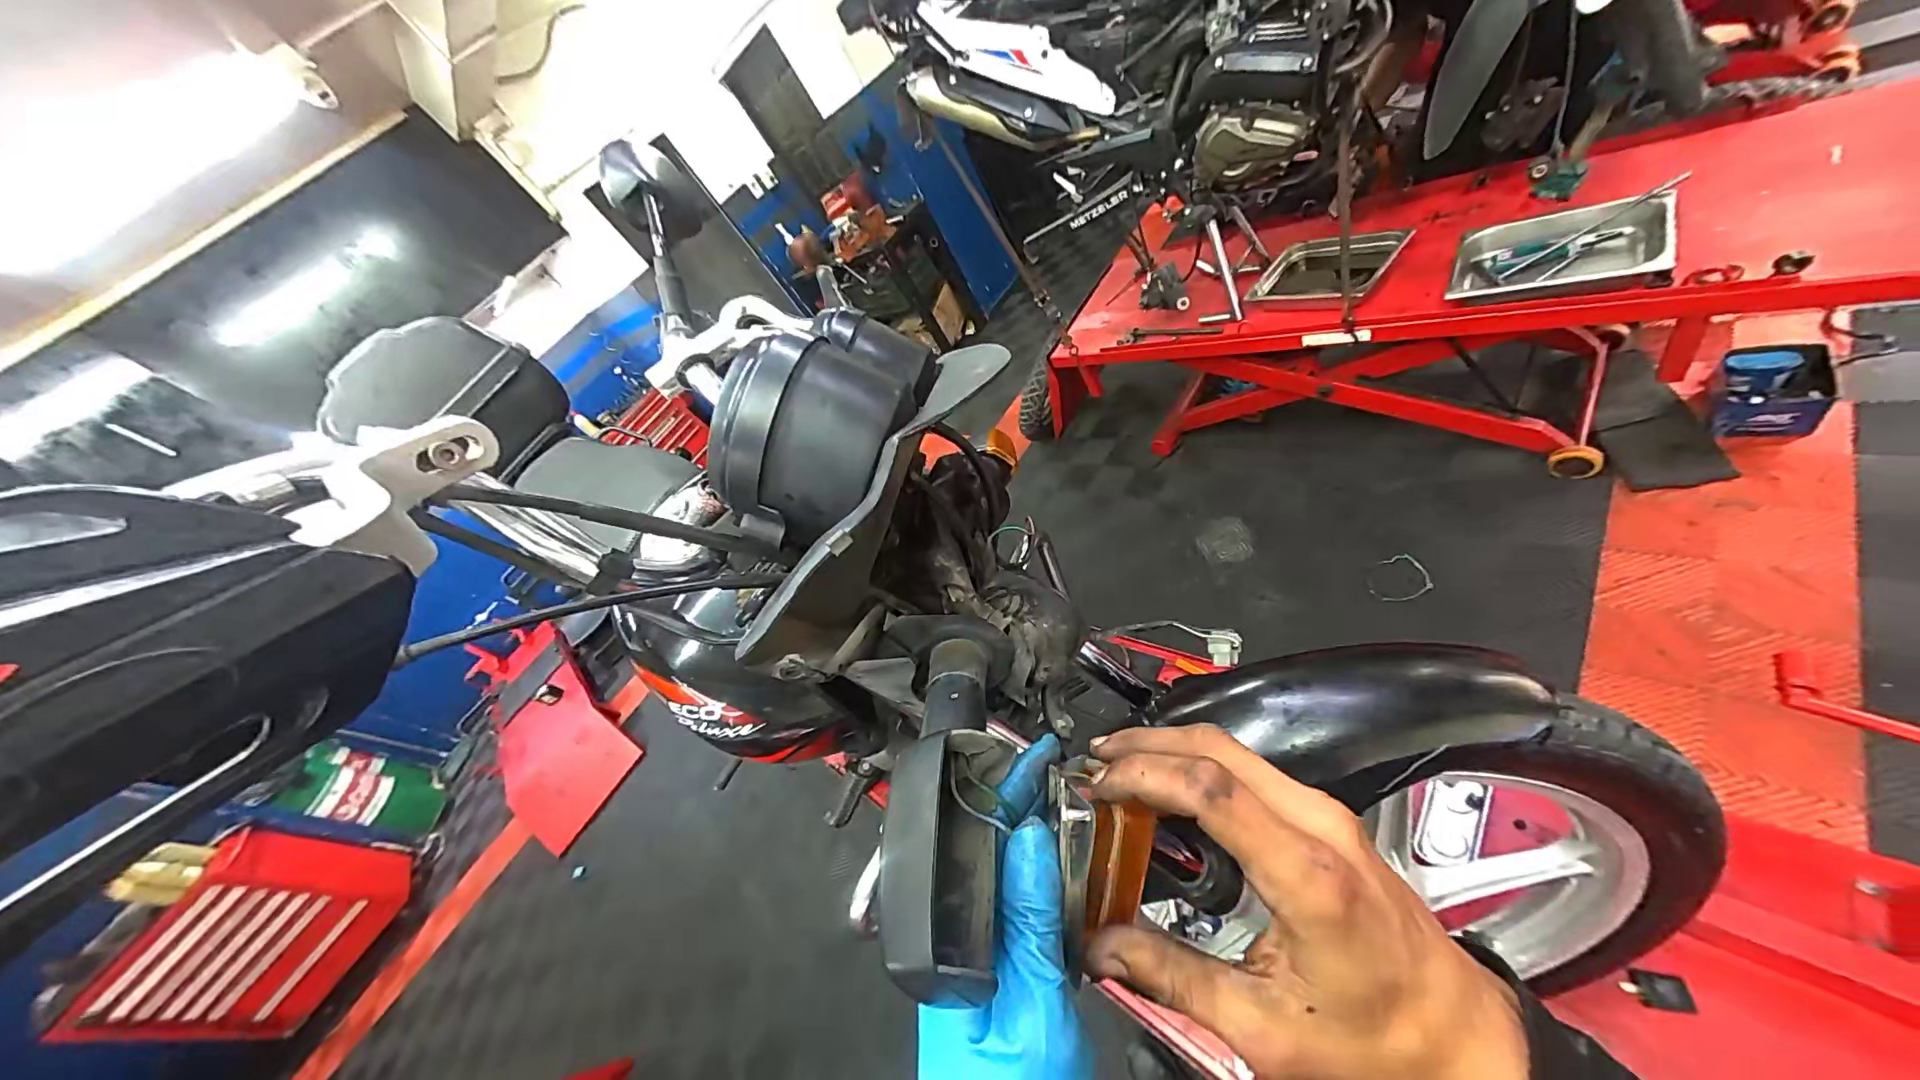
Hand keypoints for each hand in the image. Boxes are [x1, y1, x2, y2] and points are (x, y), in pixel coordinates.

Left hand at [918, 735, 1093, 1079]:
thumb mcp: (1029, 1006)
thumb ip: (1026, 919)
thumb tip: (1025, 836)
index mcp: (949, 939)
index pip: (978, 841)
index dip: (1007, 793)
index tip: (1036, 759)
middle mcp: (955, 940)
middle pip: (989, 850)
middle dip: (1020, 804)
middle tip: (1055, 770)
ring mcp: (978, 955)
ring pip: (1005, 875)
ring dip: (1033, 835)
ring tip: (1062, 801)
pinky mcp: (1000, 973)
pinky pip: (1020, 908)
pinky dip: (1043, 877)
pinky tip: (1062, 863)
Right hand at [1086, 725, 1528, 1079]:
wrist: (1462, 1040)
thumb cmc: (1383, 1044)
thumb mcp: (1264, 1027)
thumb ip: (1171, 977)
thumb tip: (1104, 947)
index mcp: (1307, 875)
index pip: (1210, 787)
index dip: (1145, 774)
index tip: (1102, 785)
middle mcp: (1319, 826)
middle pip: (1216, 748)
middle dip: (1146, 744)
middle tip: (1098, 762)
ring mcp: (1324, 815)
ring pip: (1231, 748)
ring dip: (1169, 749)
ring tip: (1121, 767)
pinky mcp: (1323, 818)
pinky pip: (1248, 767)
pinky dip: (1196, 764)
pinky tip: (1170, 784)